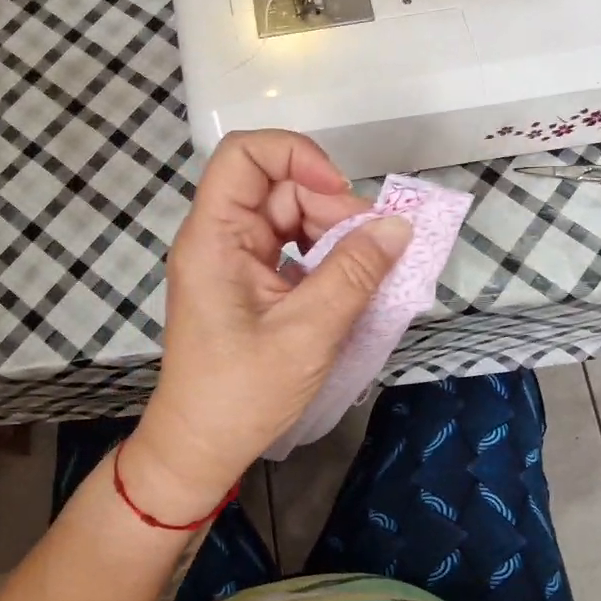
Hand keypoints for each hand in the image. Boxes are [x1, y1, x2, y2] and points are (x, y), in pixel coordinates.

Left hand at [120, 131, 412, 523]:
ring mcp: (231, 259)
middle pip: (277, 185)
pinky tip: (346, 284)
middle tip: (371, 250)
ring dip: (332, 233)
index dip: (296, 156)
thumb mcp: (308, 332)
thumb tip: (399, 226)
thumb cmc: (242, 393)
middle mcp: (217, 237)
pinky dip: (323, 257)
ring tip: (365, 270)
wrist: (201, 446)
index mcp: (213, 237)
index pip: (244, 154)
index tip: (340, 194)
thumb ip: (354, 274)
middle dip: (329, 206)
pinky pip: (289, 247)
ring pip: (288, 216)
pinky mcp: (246, 282)